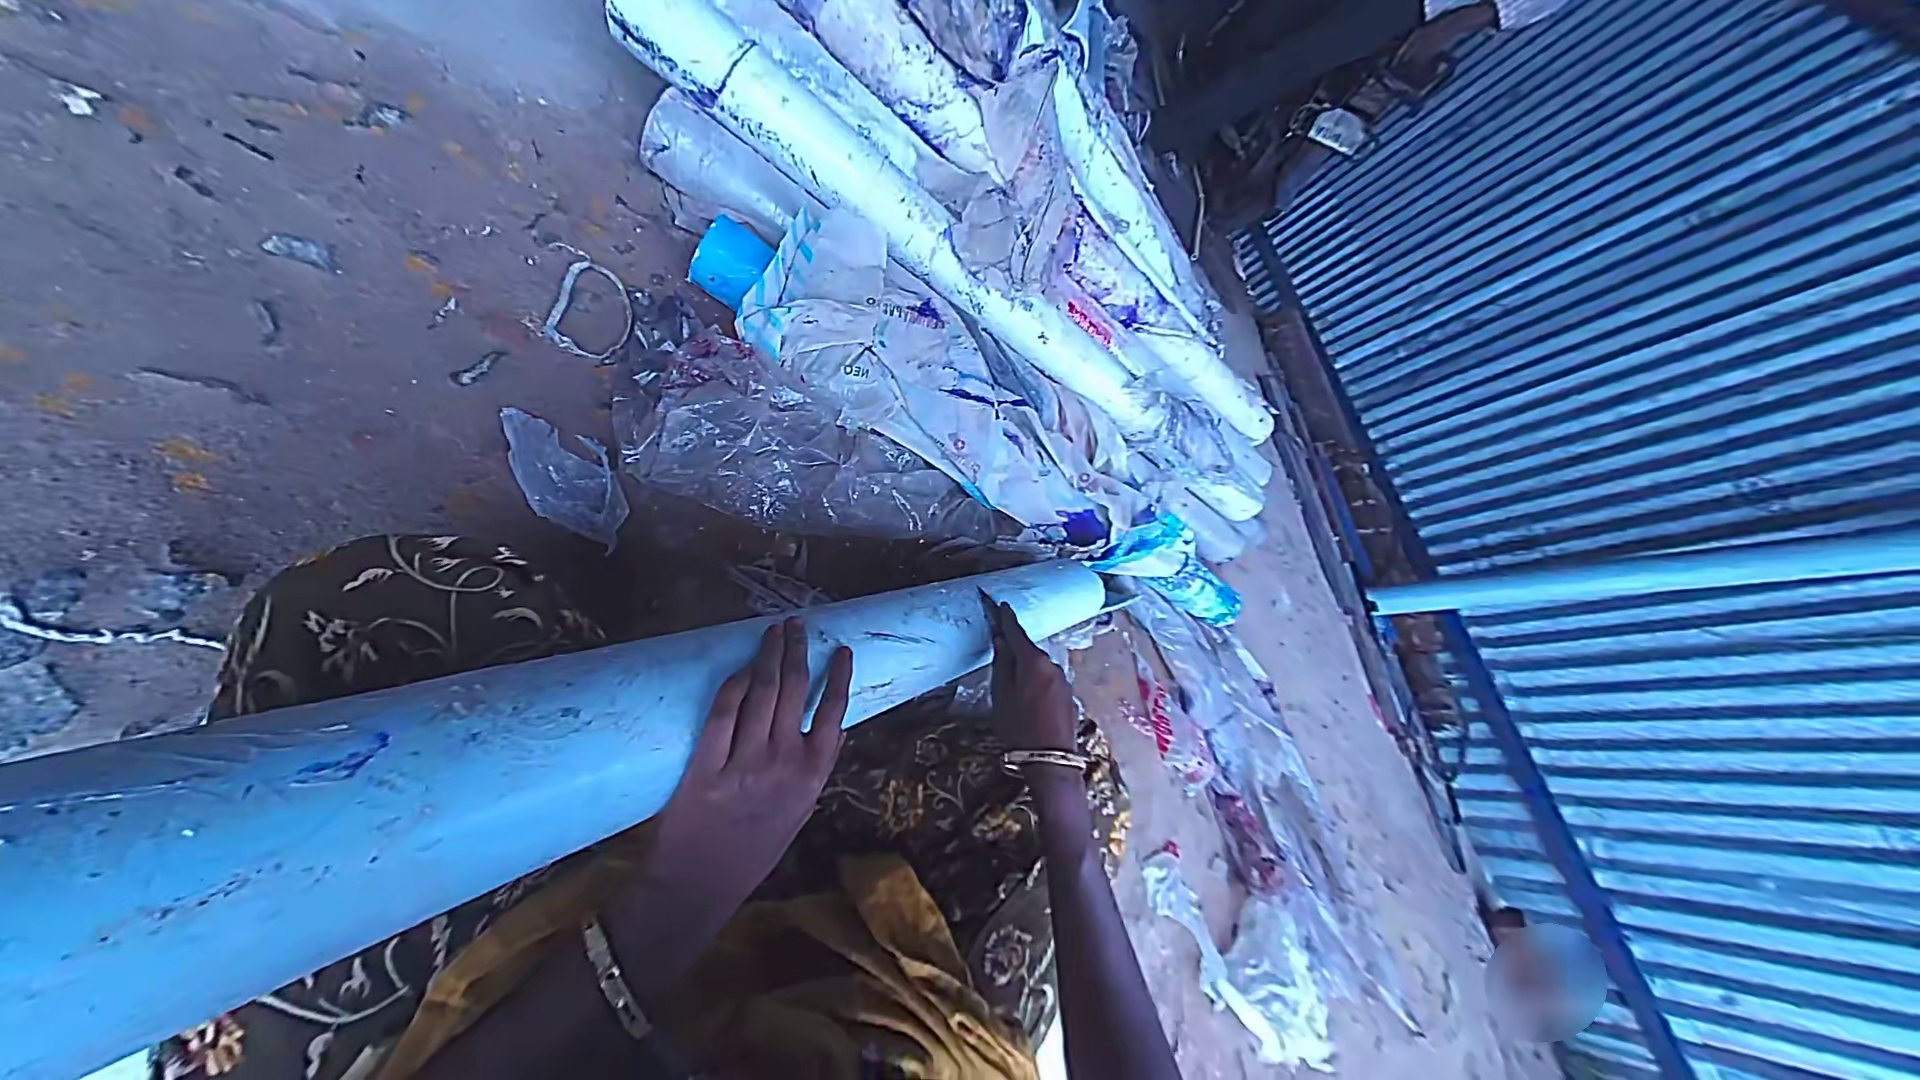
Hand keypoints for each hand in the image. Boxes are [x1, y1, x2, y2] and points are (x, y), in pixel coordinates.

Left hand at [645, 617, 851, 904]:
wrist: (698, 886)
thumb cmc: (755, 850)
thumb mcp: (801, 812)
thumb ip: (818, 769)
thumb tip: (838, 729)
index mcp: (811, 775)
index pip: (834, 712)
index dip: (839, 676)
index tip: (841, 650)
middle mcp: (783, 762)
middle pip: (794, 690)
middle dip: (797, 650)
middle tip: (797, 624)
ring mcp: (744, 762)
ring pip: (762, 692)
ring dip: (768, 655)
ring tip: (772, 632)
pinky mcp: (706, 765)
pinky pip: (723, 713)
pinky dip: (734, 685)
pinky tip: (742, 668)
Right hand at [985, 595, 1076, 753]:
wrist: (1050, 759)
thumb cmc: (1018, 726)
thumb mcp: (1001, 694)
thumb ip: (1001, 664)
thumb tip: (1001, 640)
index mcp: (1034, 661)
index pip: (1017, 632)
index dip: (1007, 618)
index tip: (1000, 604)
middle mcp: (1052, 665)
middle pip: (1030, 649)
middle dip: (1016, 646)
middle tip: (1000, 643)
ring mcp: (1063, 680)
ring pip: (1039, 665)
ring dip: (1027, 665)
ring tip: (1012, 677)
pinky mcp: (1068, 695)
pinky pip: (1048, 678)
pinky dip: (1036, 677)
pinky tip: (1028, 692)